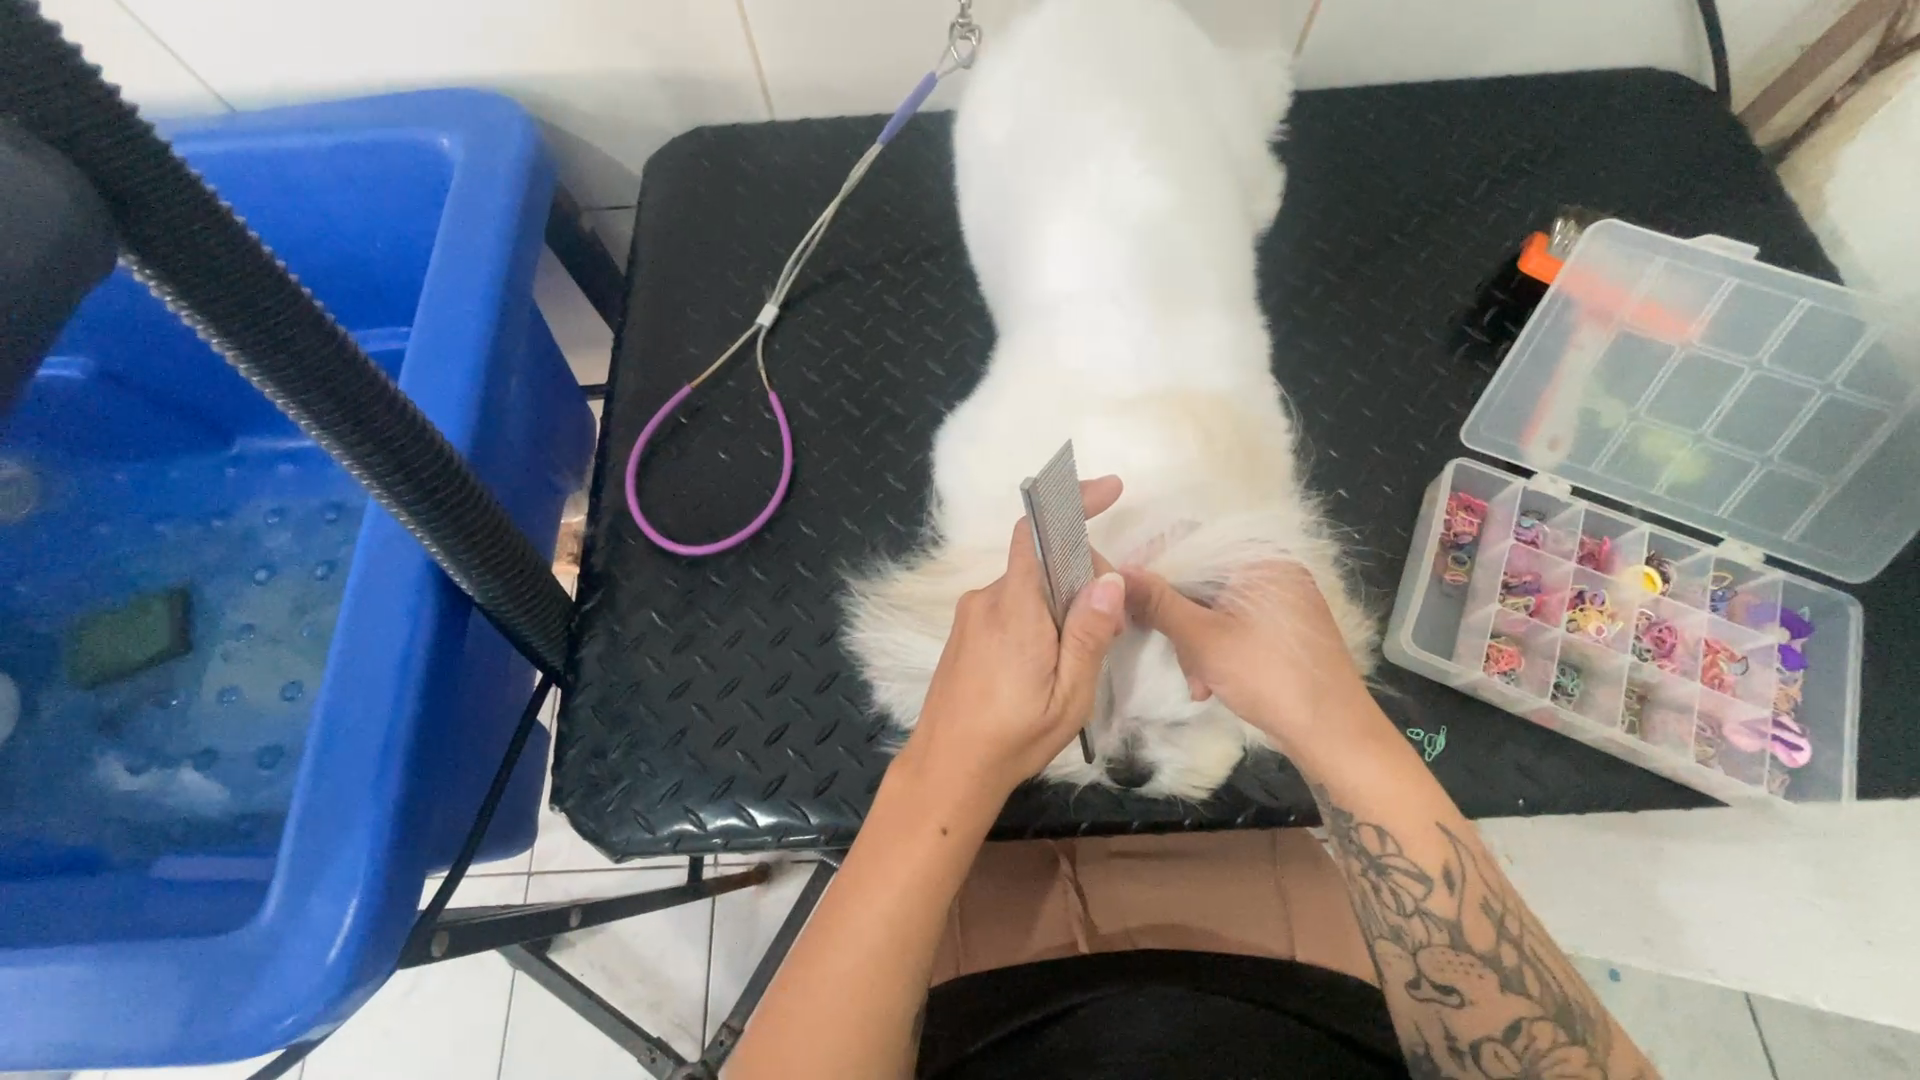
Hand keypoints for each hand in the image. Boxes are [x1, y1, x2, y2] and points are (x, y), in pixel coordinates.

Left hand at [900, 477, 1128, 798]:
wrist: (948, 766)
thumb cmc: (1012, 737)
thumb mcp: (1068, 695)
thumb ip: (1088, 635)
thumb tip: (1109, 581)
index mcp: (1015, 609)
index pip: (1037, 532)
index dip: (1071, 502)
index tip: (1109, 490)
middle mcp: (988, 599)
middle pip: (1043, 560)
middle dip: (1084, 574)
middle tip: (1111, 626)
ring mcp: (972, 614)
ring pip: (1029, 584)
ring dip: (1063, 599)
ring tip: (1082, 650)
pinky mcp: (967, 629)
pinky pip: (1012, 602)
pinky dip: (1040, 612)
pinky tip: (1051, 655)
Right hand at [1120, 560, 1374, 754]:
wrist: (1333, 733)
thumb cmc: (1268, 675)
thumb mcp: (1202, 638)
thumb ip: (1156, 602)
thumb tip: (1115, 574)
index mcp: (1260, 558)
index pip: (1191, 541)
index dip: (1152, 564)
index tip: (1122, 593)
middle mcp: (1273, 570)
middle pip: (1200, 579)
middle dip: (1176, 618)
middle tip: (1164, 649)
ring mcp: (1281, 601)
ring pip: (1213, 607)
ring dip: (1193, 643)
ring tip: (1197, 680)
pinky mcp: (1283, 629)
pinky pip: (1233, 625)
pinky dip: (1215, 650)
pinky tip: (1209, 683)